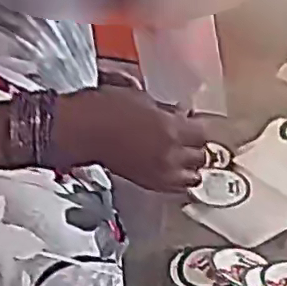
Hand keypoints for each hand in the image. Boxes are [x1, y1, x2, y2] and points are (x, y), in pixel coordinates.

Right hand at [59, 85, 208, 192]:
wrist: (83, 131)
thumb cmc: (106, 108)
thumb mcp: (140, 98)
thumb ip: (166, 109)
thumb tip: (183, 113)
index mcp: (171, 129)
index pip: (203, 133)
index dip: (197, 127)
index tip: (193, 123)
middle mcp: (172, 155)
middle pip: (201, 156)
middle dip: (196, 146)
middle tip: (187, 138)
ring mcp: (165, 173)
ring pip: (195, 176)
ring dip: (191, 166)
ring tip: (182, 157)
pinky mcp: (156, 185)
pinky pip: (180, 187)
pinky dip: (181, 179)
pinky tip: (173, 169)